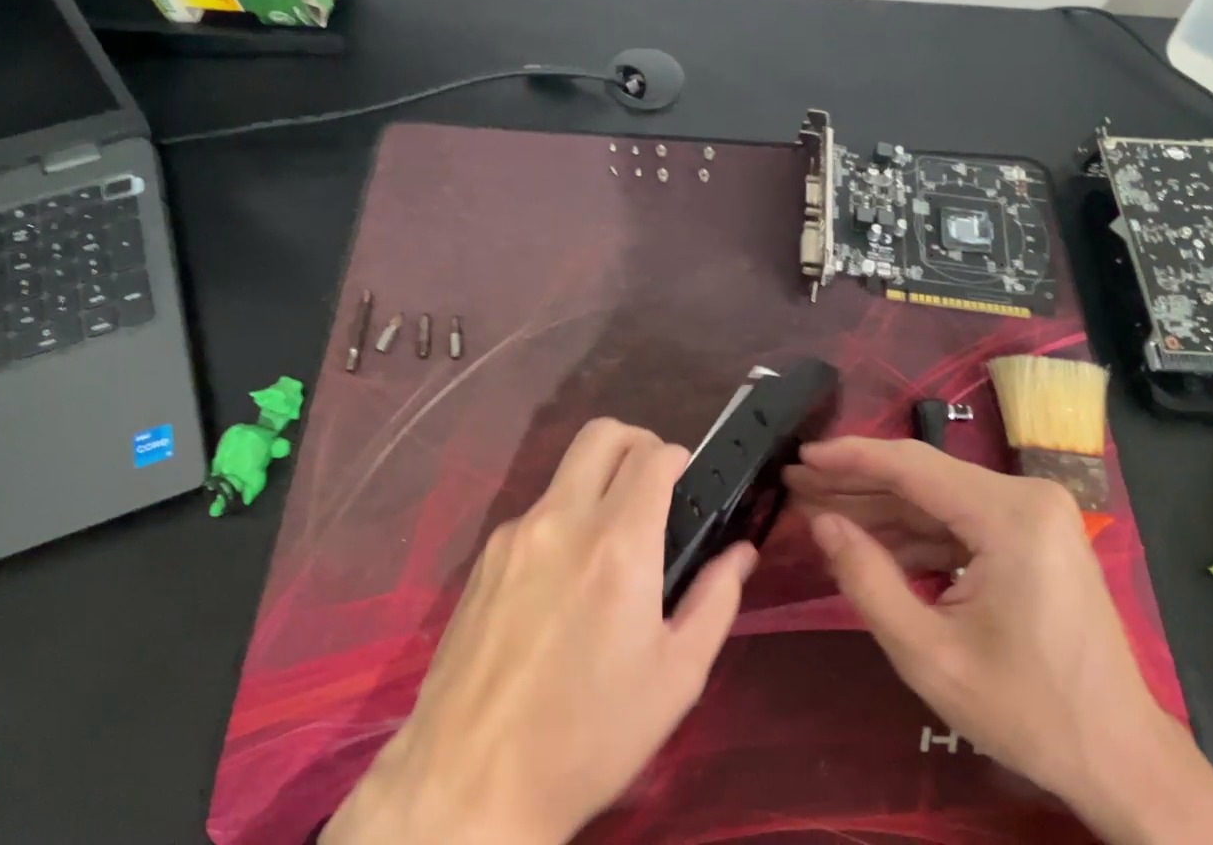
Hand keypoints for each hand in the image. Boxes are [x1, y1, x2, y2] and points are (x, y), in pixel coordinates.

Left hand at [323, 419, 756, 844]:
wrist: (473, 778)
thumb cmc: (590, 734)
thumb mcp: (675, 677)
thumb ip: (715, 601)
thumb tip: (739, 554)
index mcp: (617, 545)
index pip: (652, 457)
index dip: (679, 457)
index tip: (689, 482)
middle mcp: (560, 522)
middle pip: (600, 434)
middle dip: (637, 443)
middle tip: (656, 487)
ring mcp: (512, 537)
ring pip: (563, 474)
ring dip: (596, 486)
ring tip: (612, 549)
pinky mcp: (481, 561)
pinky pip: (533, 516)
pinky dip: (562, 523)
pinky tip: (564, 585)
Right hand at [787, 438, 1212, 844]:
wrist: (1118, 756)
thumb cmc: (1025, 709)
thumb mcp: (927, 651)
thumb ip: (866, 578)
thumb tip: (821, 521)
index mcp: (1011, 516)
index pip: (912, 466)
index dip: (849, 458)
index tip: (799, 456)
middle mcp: (1028, 499)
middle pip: (923, 479)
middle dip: (856, 484)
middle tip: (795, 485)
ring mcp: (1036, 518)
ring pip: (938, 500)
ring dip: (879, 510)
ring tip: (817, 511)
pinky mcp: (1035, 540)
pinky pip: (960, 524)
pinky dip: (913, 535)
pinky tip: (867, 543)